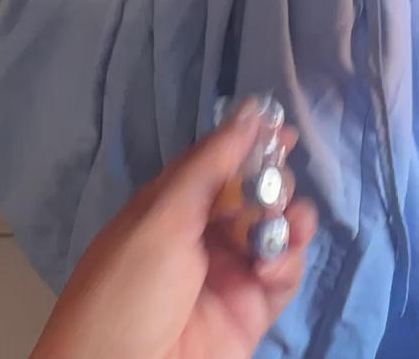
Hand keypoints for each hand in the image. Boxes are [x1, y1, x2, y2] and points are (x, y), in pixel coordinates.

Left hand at [31, 101, 319, 358]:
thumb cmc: (129, 291)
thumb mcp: (162, 217)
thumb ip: (212, 162)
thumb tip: (252, 109)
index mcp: (172, 205)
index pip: (219, 161)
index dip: (251, 142)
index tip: (284, 130)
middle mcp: (203, 234)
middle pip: (253, 190)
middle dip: (271, 182)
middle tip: (271, 191)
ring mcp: (229, 272)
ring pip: (275, 228)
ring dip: (289, 219)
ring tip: (286, 225)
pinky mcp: (252, 309)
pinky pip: (285, 271)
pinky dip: (288, 261)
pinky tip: (271, 267)